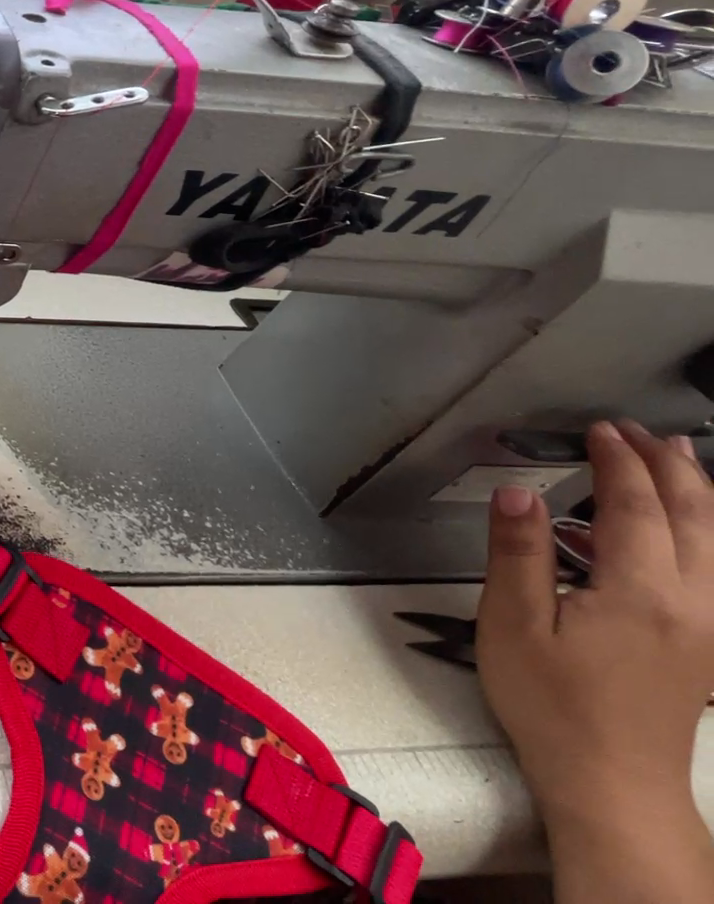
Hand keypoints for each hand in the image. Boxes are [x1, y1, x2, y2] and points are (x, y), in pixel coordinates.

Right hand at [478, 420, 713, 831]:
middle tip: (640, 431)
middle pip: (697, 518)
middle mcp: (697, 602)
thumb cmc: (547, 698)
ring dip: (700, 494)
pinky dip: (707, 532)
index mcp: (642, 594)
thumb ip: (519, 554)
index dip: (619, 464)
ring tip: (678, 457)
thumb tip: (517, 492)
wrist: (609, 775)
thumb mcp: (512, 623)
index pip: (636, 509)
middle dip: (670, 467)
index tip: (599, 430)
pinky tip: (684, 526)